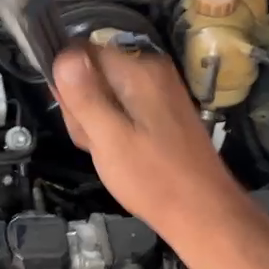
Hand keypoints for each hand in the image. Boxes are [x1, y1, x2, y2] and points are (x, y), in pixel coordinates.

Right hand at [52, 44, 241, 231]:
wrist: (204, 215)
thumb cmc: (154, 179)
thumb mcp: (109, 138)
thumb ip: (84, 95)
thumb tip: (64, 54)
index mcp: (139, 70)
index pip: (81, 53)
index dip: (68, 84)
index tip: (76, 116)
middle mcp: (150, 70)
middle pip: (91, 73)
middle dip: (83, 108)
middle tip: (96, 142)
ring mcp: (157, 90)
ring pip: (102, 94)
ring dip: (95, 123)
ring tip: (110, 152)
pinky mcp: (160, 110)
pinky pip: (120, 108)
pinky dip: (112, 130)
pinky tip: (120, 153)